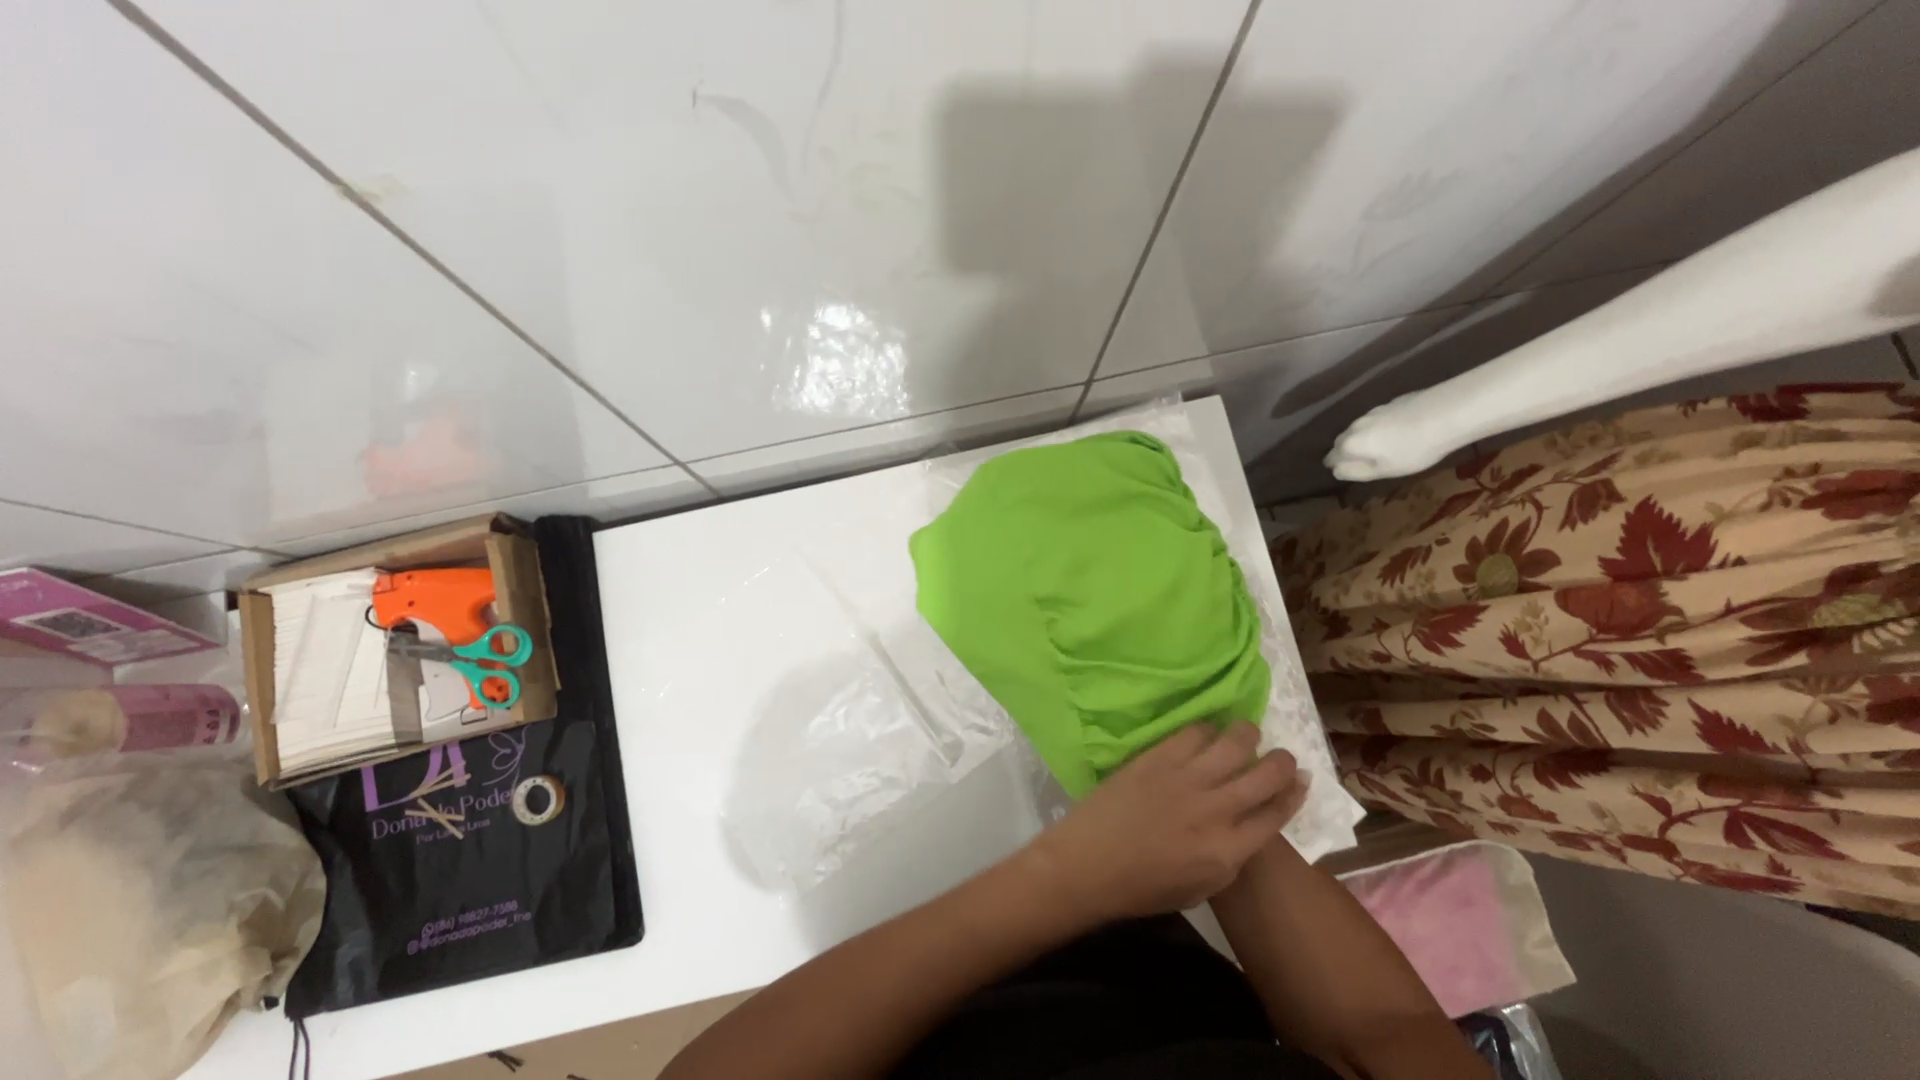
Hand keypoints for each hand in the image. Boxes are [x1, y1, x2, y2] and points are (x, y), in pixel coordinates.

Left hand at [1019, 722, 1309, 926]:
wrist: (1088, 864)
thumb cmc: (1141, 887)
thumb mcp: (1200, 889)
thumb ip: (1230, 858)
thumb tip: (1248, 828)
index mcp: (1229, 851)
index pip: (1276, 815)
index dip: (1294, 794)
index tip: (1300, 780)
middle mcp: (1216, 811)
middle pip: (1267, 775)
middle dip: (1282, 762)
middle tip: (1281, 756)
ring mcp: (1186, 780)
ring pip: (1235, 743)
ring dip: (1249, 735)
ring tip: (1248, 734)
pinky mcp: (1157, 759)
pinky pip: (1194, 733)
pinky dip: (1207, 730)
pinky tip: (1206, 735)